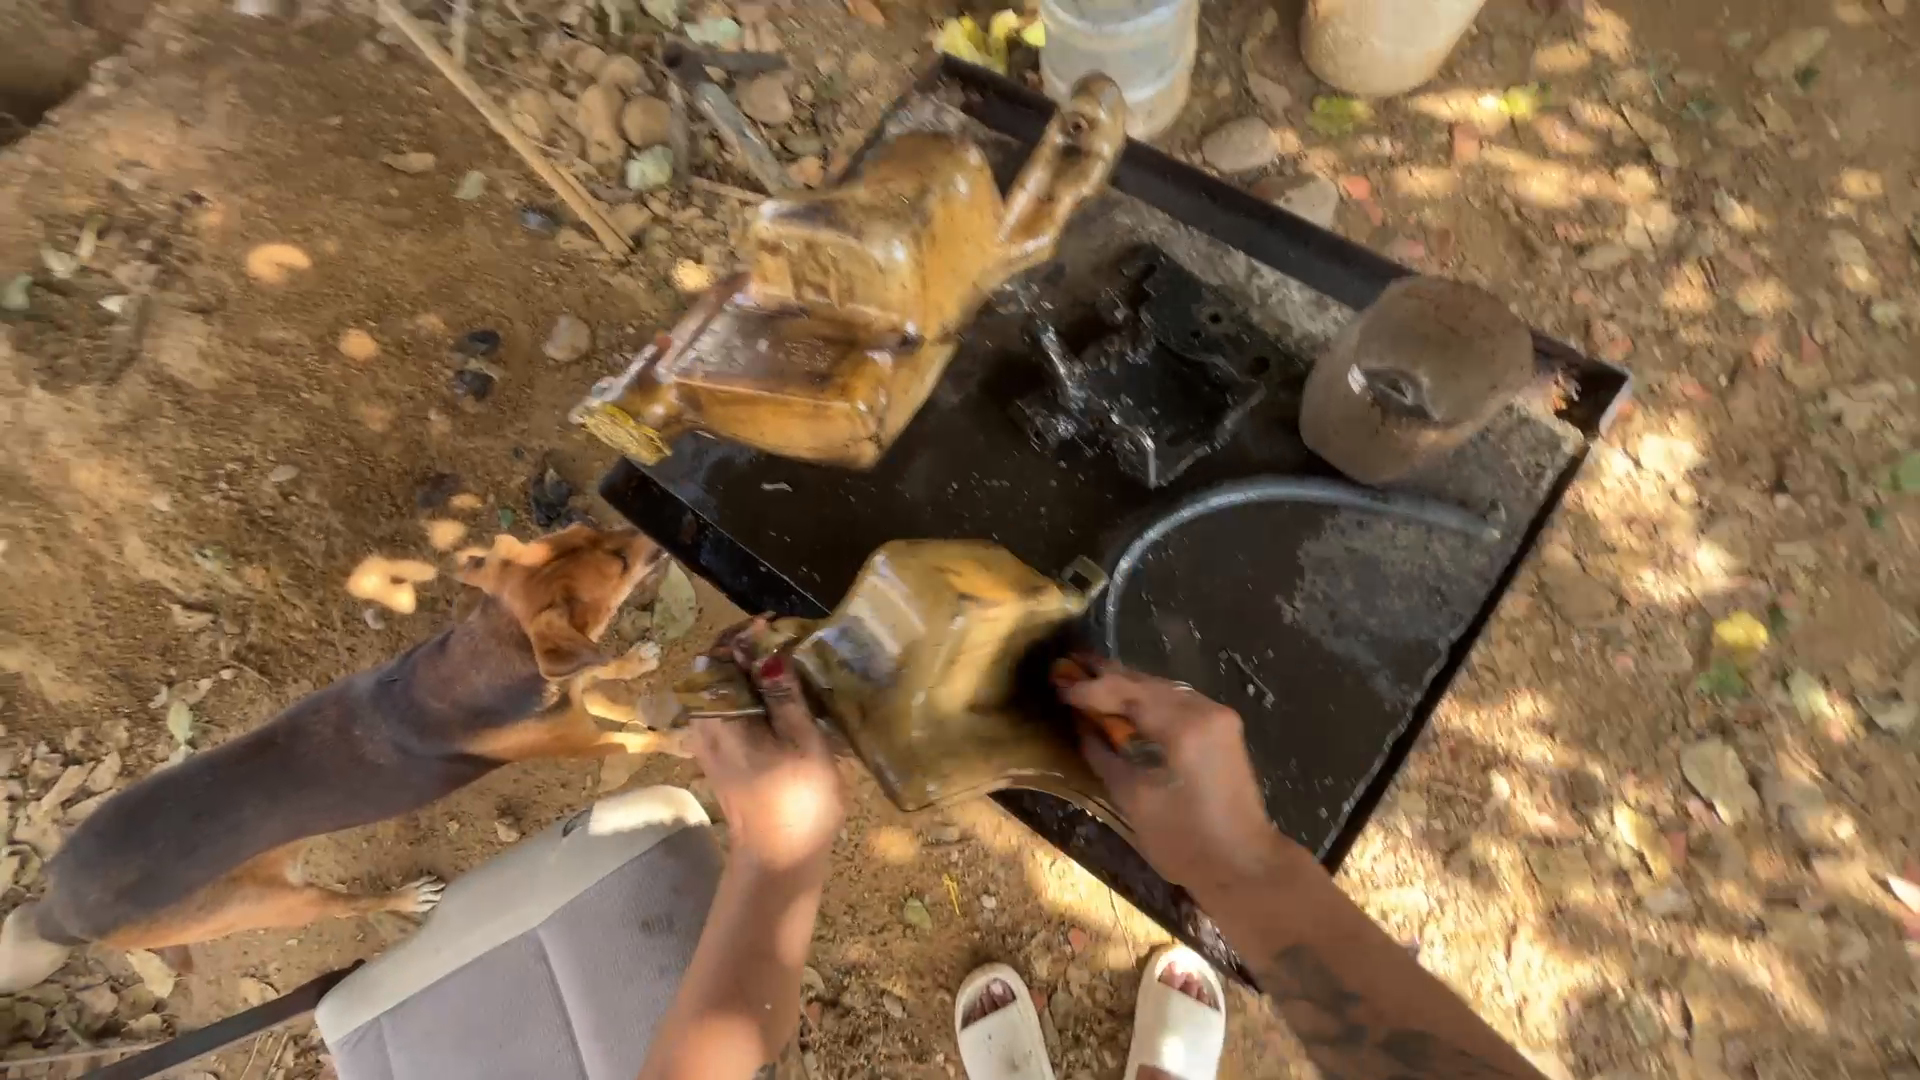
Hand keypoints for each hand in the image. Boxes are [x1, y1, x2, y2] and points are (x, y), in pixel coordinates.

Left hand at [691, 648, 845, 875]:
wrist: (780, 860)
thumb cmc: (798, 799)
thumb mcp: (802, 740)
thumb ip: (784, 694)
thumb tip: (769, 653)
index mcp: (719, 717)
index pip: (717, 656)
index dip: (745, 635)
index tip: (777, 625)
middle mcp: (704, 724)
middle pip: (717, 670)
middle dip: (750, 651)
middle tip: (791, 643)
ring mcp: (709, 741)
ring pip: (724, 689)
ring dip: (752, 673)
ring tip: (791, 665)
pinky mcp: (720, 755)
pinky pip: (729, 709)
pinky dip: (752, 696)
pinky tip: (783, 698)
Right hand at [1061, 662, 1295, 896]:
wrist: (1246, 866)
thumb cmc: (1186, 840)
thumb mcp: (1133, 799)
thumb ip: (1104, 756)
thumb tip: (1083, 728)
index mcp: (1184, 726)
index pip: (1127, 692)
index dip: (1090, 689)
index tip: (1060, 687)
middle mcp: (1204, 710)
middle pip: (1147, 683)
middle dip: (1107, 676)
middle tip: (1071, 666)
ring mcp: (1218, 716)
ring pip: (1162, 688)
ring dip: (1127, 686)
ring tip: (1091, 678)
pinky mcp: (1222, 728)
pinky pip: (1176, 701)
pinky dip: (1148, 699)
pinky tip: (1126, 702)